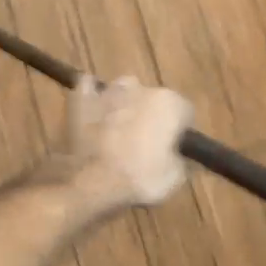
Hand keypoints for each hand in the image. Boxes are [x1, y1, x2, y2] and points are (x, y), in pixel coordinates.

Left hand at [59, 75, 192, 211]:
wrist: (93, 178)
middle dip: (151, 114)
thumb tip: (179, 154)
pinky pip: (89, 89)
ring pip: (122, 90)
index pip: (184, 110)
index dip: (180, 129)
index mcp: (168, 103)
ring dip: (124, 104)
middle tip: (146, 142)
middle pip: (152, 97)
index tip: (174, 147)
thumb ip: (182, 158)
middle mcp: (140, 88)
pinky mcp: (81, 96)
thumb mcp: (176, 177)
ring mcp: (107, 89)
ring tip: (119, 129)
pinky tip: (93, 112)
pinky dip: (92, 98)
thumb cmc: (141, 177)